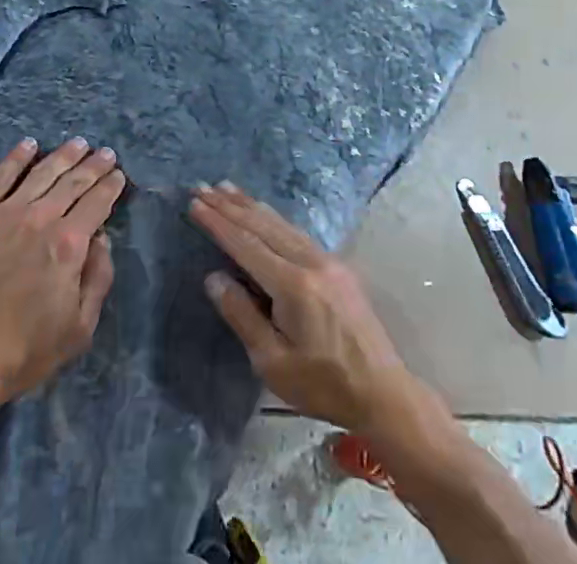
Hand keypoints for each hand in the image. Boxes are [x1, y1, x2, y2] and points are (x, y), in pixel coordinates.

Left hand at [0, 137, 125, 407]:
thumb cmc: (20, 350)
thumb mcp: (79, 328)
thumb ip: (98, 279)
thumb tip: (102, 239)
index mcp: (69, 244)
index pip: (97, 202)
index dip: (111, 186)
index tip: (118, 175)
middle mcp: (40, 219)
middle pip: (73, 181)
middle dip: (93, 165)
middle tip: (106, 152)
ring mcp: (2, 213)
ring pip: (40, 173)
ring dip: (62, 155)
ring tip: (77, 143)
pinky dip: (16, 158)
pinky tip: (28, 145)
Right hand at [189, 183, 430, 436]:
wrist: (381, 390)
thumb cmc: (322, 384)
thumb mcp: (272, 361)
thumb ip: (242, 315)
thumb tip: (214, 277)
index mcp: (294, 285)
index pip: (247, 245)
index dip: (219, 223)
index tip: (195, 203)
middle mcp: (313, 263)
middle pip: (265, 226)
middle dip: (232, 206)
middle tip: (204, 187)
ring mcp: (329, 261)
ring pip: (283, 225)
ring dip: (253, 206)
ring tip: (228, 189)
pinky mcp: (339, 267)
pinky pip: (298, 234)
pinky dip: (274, 219)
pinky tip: (265, 213)